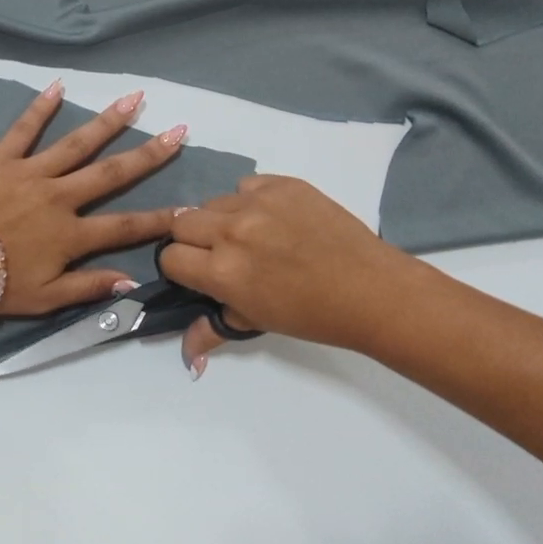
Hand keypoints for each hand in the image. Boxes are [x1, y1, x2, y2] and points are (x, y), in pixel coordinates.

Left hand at [0, 82, 187, 316]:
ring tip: (134, 99)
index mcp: (71, 235)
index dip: (158, 221)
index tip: (187, 211)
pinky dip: (41, 107)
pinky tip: (58, 86)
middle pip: (110, 174)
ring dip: (107, 121)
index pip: (124, 227)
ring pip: (77, 144)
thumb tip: (132, 281)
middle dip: (147, 154)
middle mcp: (60, 197)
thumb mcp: (46, 298)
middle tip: (177, 131)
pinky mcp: (2, 159)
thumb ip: (88, 288)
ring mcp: (31, 174)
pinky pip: (24, 129)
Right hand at [159, 175, 427, 375]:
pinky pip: (246, 185)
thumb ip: (211, 331)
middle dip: (192, 239)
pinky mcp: (284, 185)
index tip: (198, 274)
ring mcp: (258, 204)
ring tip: (249, 235)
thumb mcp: (254, 323)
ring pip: (213, 202)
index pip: (169, 257)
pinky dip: (250, 200)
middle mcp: (232, 232)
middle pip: (181, 222)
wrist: (373, 291)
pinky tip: (272, 219)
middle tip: (218, 253)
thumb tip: (187, 359)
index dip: (180, 267)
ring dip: (220, 218)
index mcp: (222, 271)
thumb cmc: (311, 315)